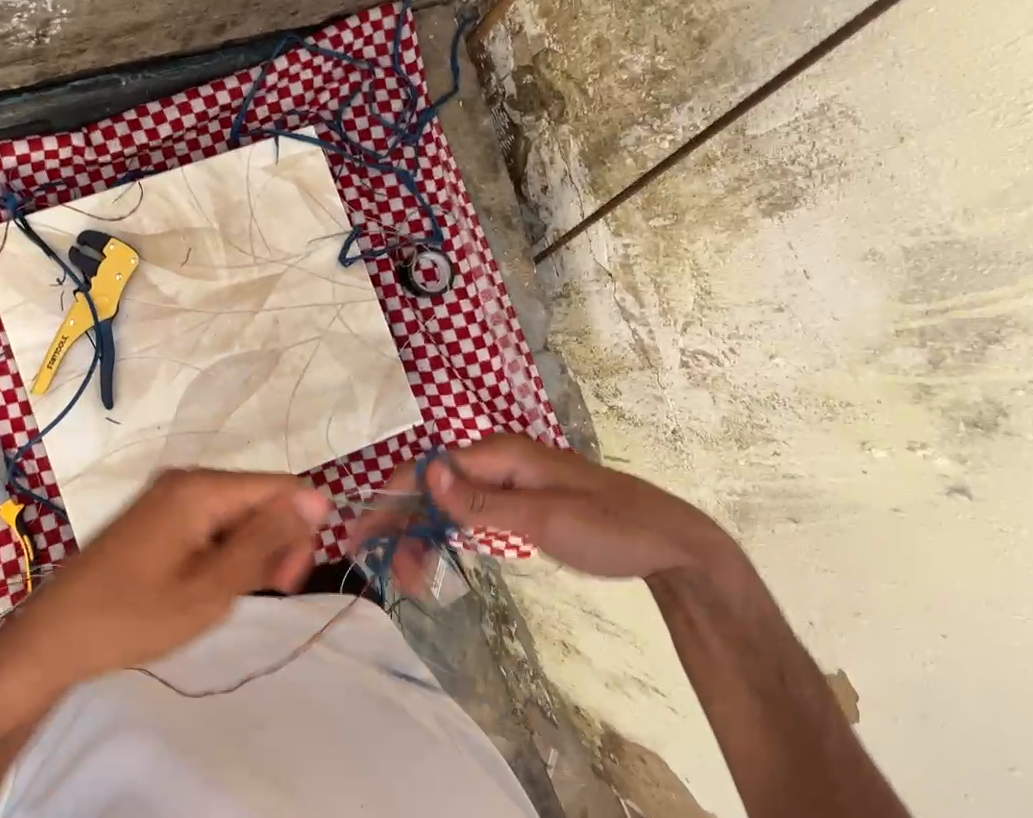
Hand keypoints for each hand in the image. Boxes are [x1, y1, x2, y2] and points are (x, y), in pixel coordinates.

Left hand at [0, 469, 331, 702]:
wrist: (53, 638)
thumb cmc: (132, 618)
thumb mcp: (210, 589)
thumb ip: (265, 541)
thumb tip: (317, 497)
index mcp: (200, 488)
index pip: (282, 487)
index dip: (299, 530)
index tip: (288, 581)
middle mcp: (185, 481)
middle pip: (259, 499)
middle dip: (274, 543)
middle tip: (261, 595)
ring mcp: (167, 497)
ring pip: (236, 515)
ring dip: (248, 554)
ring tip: (224, 597)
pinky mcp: (156, 517)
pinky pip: (209, 524)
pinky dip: (221, 554)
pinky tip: (206, 587)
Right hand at [352, 434, 731, 594]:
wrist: (670, 545)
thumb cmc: (610, 527)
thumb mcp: (543, 519)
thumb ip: (481, 501)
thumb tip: (427, 472)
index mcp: (499, 455)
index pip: (426, 470)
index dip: (389, 499)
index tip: (362, 535)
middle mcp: (495, 462)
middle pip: (430, 488)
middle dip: (402, 525)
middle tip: (387, 570)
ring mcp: (506, 483)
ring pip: (445, 504)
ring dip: (421, 536)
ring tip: (411, 577)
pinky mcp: (516, 505)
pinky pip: (467, 516)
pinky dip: (446, 537)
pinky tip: (434, 561)